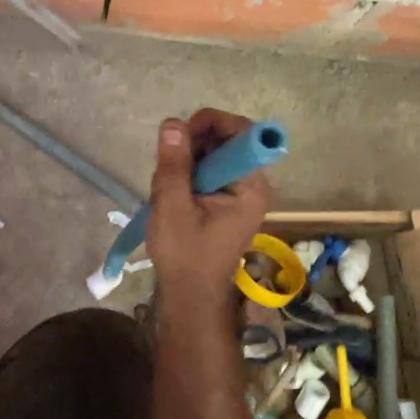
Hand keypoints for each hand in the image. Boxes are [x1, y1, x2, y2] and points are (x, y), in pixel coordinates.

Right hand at [146, 109, 271, 304]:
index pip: (242, 132)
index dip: (213, 123)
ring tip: (166, 190)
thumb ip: (174, 164)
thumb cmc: (185, 255)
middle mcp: (253, 184)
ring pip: (214, 154)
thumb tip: (173, 123)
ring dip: (186, 162)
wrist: (191, 296)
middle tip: (167, 168)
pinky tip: (172, 196)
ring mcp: (242, 193)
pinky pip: (210, 171)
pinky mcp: (229, 201)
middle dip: (193, 145)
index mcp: (250, 186)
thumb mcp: (172, 207)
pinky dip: (189, 175)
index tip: (182, 135)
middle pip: (226, 139)